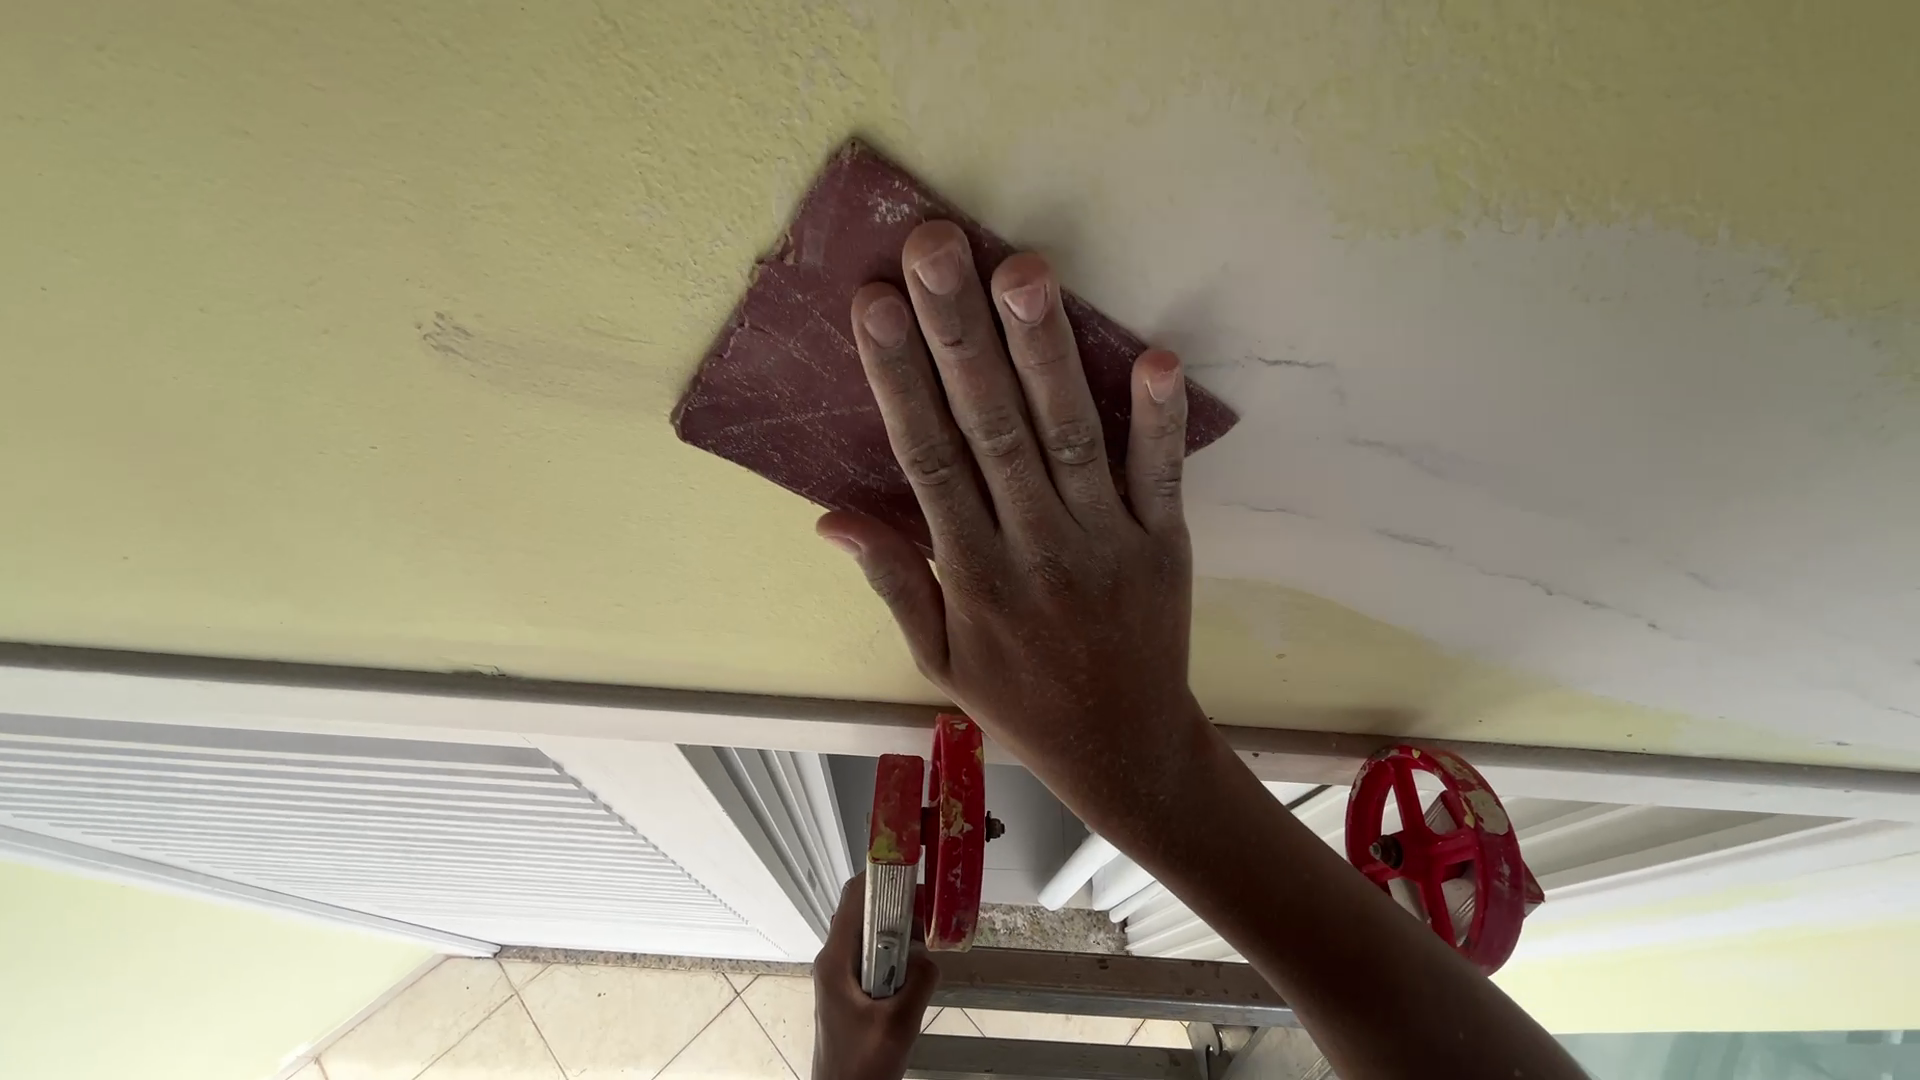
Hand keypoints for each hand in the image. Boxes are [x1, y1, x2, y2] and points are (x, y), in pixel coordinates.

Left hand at [811, 875, 937, 1079]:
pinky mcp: (847, 988)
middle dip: (896, 899)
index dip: (882, 875)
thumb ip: (920, 983)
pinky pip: (870, 952)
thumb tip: (931, 959)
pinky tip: (914, 962)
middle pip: (862, 908)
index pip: (855, 896)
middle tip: (927, 906)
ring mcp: (838, 973)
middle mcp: (832, 959)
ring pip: (867, 929)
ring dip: (896, 925)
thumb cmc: (861, 1066)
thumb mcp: (898, 1024)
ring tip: (925, 932)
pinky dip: (893, 947)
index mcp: (836, 960)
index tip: (912, 868)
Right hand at [818, 221, 1210, 825]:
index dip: (897, 380)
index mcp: (969, 573)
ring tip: (1023, 271)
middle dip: (959, 334)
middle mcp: (1033, 546)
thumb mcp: (936, 657)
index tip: (871, 304)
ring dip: (1045, 354)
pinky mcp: (1165, 543)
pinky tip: (1154, 358)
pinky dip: (1159, 421)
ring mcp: (1105, 540)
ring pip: (1068, 437)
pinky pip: (1160, 476)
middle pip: (991, 429)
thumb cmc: (1018, 699)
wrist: (1123, 746)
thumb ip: (891, 580)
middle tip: (936, 246)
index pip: (925, 460)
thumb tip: (829, 516)